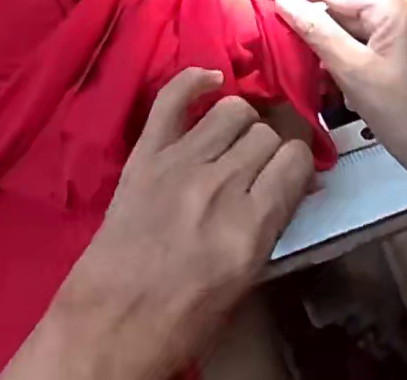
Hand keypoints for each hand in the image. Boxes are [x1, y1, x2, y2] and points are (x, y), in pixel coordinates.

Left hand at [6, 69, 313, 379]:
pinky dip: (194, 81)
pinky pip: (173, 97)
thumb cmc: (183, 317)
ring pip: (232, 109)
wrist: (108, 326)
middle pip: (265, 133)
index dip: (298, 162)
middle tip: (258, 165)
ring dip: (241, 123)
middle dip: (269, 148)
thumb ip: (272, 220)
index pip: (295, 159)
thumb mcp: (245, 277)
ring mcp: (179, 162)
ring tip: (233, 142)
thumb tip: (295, 179)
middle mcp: (219, 185)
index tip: (291, 170)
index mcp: (249, 227)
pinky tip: (211, 82)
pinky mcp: (146, 152)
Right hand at [262, 0, 406, 205]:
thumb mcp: (353, 72)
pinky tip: (323, 60)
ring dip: (326, 31)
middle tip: (269, 1)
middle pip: (345, 1)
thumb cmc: (405, 116)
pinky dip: (346, 47)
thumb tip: (284, 0)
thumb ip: (317, 31)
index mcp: (394, 5)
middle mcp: (406, 7)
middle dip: (309, 7)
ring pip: (356, 22)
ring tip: (288, 30)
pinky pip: (371, 38)